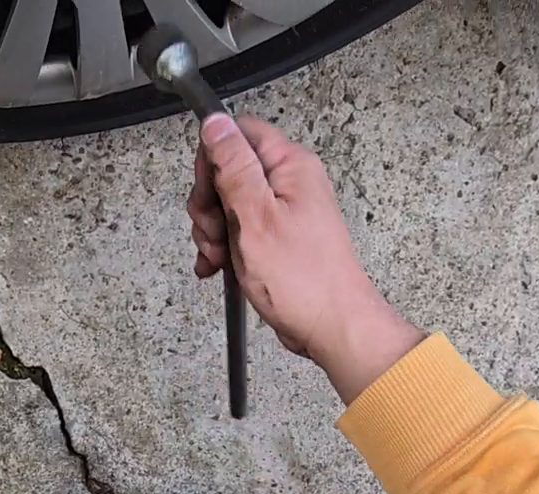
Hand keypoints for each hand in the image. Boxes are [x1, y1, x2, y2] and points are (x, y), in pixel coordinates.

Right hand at [190, 114, 424, 403]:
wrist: (330, 325)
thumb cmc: (300, 280)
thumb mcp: (254, 217)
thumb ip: (233, 167)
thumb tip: (215, 124)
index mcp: (289, 166)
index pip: (237, 135)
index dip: (212, 162)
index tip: (208, 197)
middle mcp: (289, 184)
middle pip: (228, 173)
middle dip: (209, 207)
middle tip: (215, 236)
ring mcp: (283, 214)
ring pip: (229, 207)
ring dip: (213, 234)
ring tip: (218, 259)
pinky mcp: (278, 241)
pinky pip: (239, 234)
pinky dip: (223, 250)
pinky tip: (216, 269)